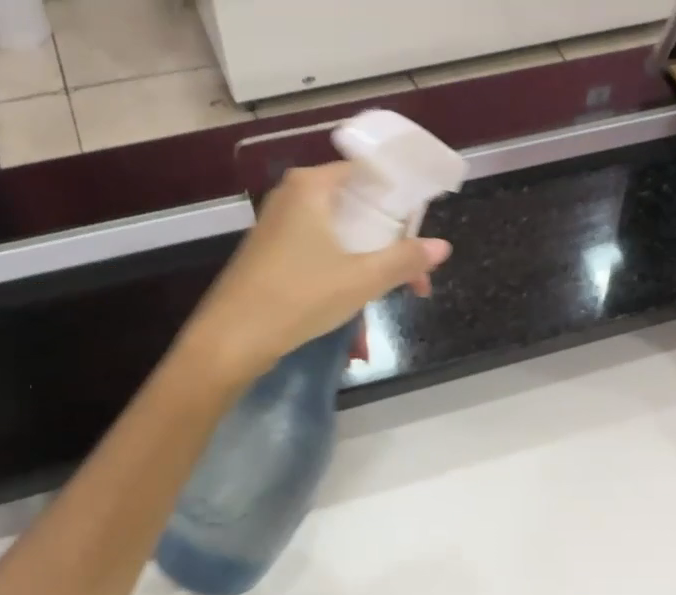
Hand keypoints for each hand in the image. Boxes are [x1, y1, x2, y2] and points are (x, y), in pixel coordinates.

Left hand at [175, 162, 452, 386]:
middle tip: (414, 279)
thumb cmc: (299, 297)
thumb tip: (441, 247)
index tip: (424, 231)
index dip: (402, 201)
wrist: (233, 338)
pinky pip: (318, 254)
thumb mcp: (361, 280)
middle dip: (389, 245)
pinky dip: (341, 274)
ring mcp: (278, 227)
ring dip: (367, 267)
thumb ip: (404, 260)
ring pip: (338, 236)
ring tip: (390, 296)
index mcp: (312, 186)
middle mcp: (292, 196)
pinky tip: (354, 305)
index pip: (369, 174)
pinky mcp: (270, 256)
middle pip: (356, 209)